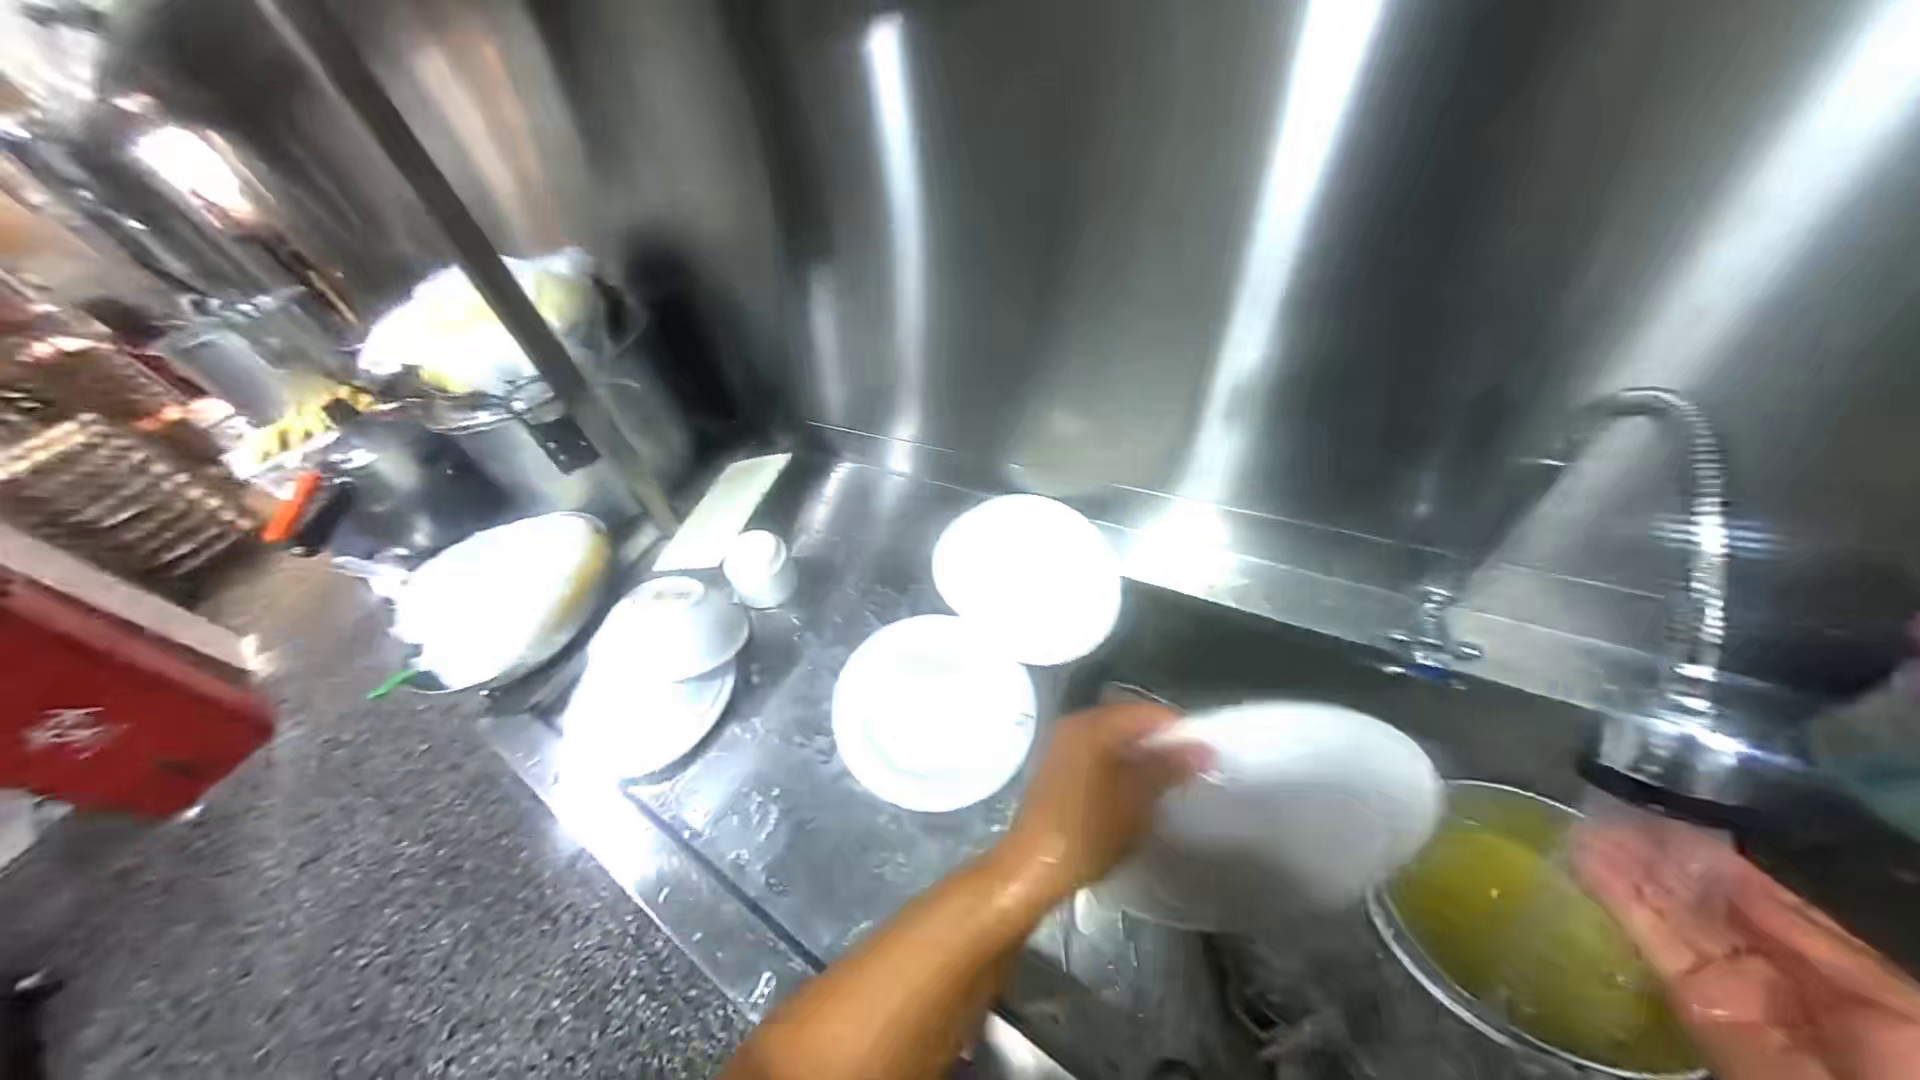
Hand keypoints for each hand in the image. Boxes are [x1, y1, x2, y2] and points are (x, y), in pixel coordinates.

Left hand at [997, 703, 1209, 900]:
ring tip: (1170, 781)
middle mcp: (1073, 726)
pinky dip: (1121, 765)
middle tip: (1191, 768)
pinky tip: (1137, 790)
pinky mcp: (1059, 768)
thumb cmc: (1087, 831)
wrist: (1033, 866)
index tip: (1205, 754)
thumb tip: (1203, 747)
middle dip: (1161, 742)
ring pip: (1113, 739)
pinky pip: (1099, 754)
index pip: (1146, 712)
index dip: (1179, 729)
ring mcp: (1062, 746)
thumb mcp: (1136, 800)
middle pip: (1128, 721)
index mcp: (1091, 725)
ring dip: (1142, 756)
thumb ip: (1169, 767)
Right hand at [1572, 806, 1919, 1079]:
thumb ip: (1801, 932)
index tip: (1661, 816)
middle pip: (1699, 898)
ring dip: (1624, 870)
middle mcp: (1762, 959)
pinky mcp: (1686, 996)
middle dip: (1654, 856)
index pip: (1750, 892)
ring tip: (1584, 829)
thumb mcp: (1877, 992)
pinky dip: (1615, 901)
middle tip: (1608, 815)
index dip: (1706, 854)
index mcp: (1818, 956)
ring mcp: (1722, 980)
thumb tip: (1727, 872)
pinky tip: (1585, 863)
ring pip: (1665, 913)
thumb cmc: (1908, 1062)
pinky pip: (1650, 943)